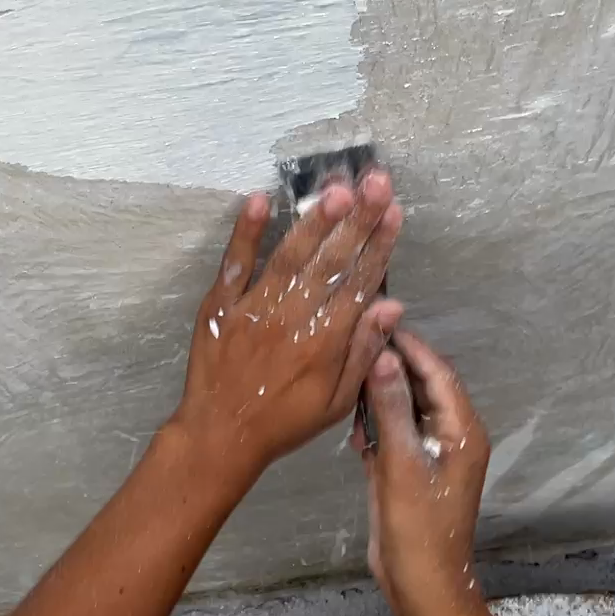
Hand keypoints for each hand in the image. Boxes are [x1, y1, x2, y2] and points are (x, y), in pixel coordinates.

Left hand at [169, 171, 404, 481]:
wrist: (220, 434)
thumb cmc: (284, 420)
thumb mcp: (336, 402)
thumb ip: (364, 352)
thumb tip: (393, 305)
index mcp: (325, 342)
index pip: (360, 284)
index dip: (379, 246)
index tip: (394, 211)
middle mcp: (292, 318)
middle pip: (331, 262)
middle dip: (356, 220)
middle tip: (375, 181)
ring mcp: (254, 307)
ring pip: (289, 257)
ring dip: (314, 221)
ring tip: (335, 189)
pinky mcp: (221, 303)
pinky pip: (235, 263)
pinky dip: (246, 232)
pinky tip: (259, 200)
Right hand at [357, 330, 490, 615]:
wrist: (420, 586)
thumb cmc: (418, 526)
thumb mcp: (402, 462)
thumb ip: (392, 406)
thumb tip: (383, 354)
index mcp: (462, 429)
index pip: (437, 371)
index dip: (409, 344)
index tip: (377, 319)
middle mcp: (451, 433)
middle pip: (423, 383)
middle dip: (392, 364)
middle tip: (354, 342)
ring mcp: (431, 450)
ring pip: (406, 404)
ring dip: (380, 394)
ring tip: (348, 377)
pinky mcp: (412, 466)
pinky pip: (396, 429)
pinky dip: (376, 423)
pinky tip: (353, 427)